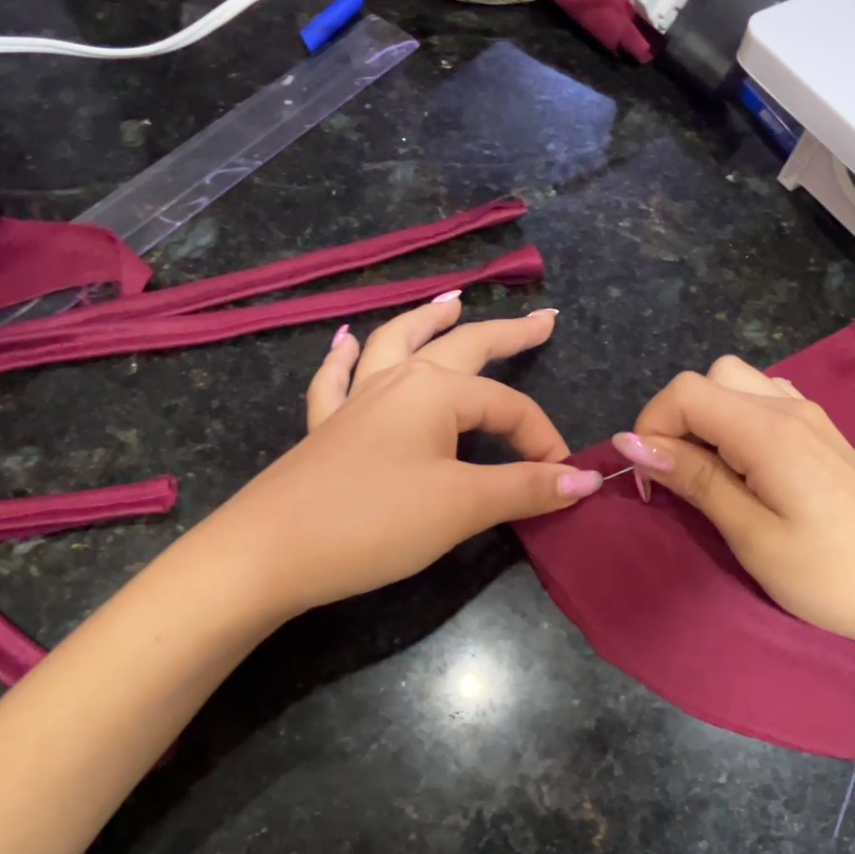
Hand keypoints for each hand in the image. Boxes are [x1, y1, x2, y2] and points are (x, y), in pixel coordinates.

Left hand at [204, 293, 604, 616]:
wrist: (269, 553)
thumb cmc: (374, 522)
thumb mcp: (462, 506)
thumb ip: (525, 487)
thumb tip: (585, 478)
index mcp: (435, 391)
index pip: (510, 407)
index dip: (544, 442)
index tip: (564, 482)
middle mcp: (396, 381)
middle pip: (461, 348)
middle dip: (505, 333)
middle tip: (541, 320)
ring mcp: (355, 401)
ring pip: (397, 345)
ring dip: (427, 321)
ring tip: (450, 300)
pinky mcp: (326, 429)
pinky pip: (337, 380)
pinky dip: (346, 359)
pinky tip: (346, 343)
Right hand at [611, 357, 854, 662]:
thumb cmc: (831, 578)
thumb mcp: (752, 536)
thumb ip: (695, 480)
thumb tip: (632, 443)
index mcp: (770, 431)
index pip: (685, 392)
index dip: (651, 428)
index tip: (649, 485)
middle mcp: (791, 408)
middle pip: (710, 377)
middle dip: (677, 420)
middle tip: (678, 480)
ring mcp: (813, 418)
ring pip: (738, 384)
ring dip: (708, 419)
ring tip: (711, 476)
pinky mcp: (824, 435)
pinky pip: (766, 401)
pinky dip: (737, 422)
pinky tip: (746, 467)